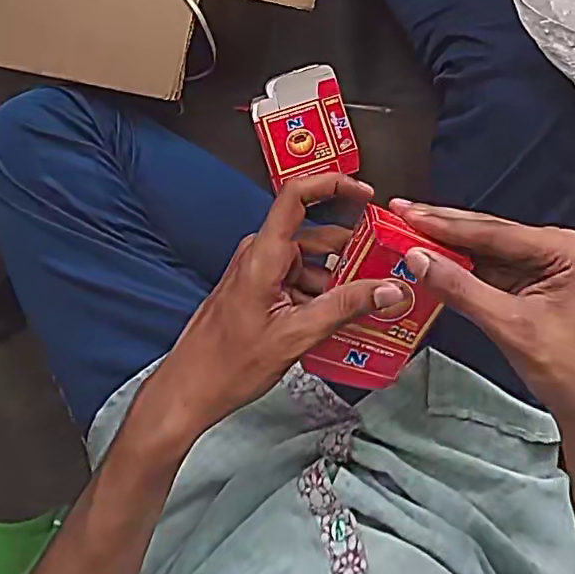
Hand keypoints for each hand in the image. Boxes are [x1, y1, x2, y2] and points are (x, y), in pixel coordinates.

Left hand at [134, 175, 408, 441]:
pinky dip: (322, 290)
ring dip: (338, 275)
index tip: (362, 192)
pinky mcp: (261, 288)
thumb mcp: (295, 335)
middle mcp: (261, 254)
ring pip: (310, 259)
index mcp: (264, 254)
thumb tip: (385, 289)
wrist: (189, 389)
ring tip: (368, 296)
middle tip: (381, 262)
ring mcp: (260, 270)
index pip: (296, 195)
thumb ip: (344, 307)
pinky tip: (341, 313)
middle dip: (350, 247)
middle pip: (315, 233)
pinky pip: (299, 277)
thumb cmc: (226, 363)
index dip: (331, 185)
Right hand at [390, 200, 574, 412]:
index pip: (492, 232)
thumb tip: (415, 257)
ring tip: (404, 223)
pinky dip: (452, 259)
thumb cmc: (561, 365)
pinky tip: (426, 249)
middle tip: (399, 209)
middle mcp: (547, 245)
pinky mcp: (520, 276)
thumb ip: (461, 288)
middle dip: (440, 223)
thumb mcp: (508, 325)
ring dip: (442, 238)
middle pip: (484, 231)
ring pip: (478, 244)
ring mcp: (533, 260)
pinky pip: (480, 262)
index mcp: (557, 248)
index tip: (407, 212)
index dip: (445, 223)